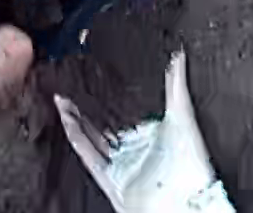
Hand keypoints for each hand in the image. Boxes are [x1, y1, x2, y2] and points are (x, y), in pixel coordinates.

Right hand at [56, 52, 234, 212]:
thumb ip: (176, 84)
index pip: (123, 111)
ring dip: (76, 118)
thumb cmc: (190, 162)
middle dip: (86, 106)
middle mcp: (132, 149)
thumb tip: (179, 53)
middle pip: (102, 124)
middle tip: (71, 84)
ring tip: (62, 97)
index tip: (94, 76)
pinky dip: (77, 138)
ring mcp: (120, 166)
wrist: (187, 202)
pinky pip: (89, 157)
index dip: (107, 95)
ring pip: (92, 138)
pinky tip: (66, 119)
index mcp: (149, 134)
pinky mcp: (111, 181)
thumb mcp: (182, 115)